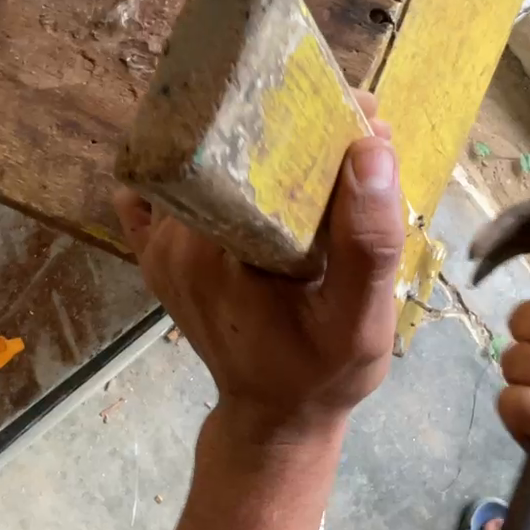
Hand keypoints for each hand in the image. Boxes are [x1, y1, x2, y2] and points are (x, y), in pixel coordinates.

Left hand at [113, 94, 403, 441]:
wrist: (272, 416)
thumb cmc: (320, 374)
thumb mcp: (359, 322)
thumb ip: (366, 243)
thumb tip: (371, 148)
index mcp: (215, 250)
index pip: (251, 149)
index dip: (307, 118)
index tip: (357, 114)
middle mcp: (175, 238)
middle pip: (226, 148)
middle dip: (291, 126)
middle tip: (352, 130)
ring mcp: (159, 245)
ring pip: (209, 161)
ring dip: (262, 145)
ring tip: (323, 148)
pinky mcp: (158, 253)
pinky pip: (169, 188)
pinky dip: (211, 166)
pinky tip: (258, 168)